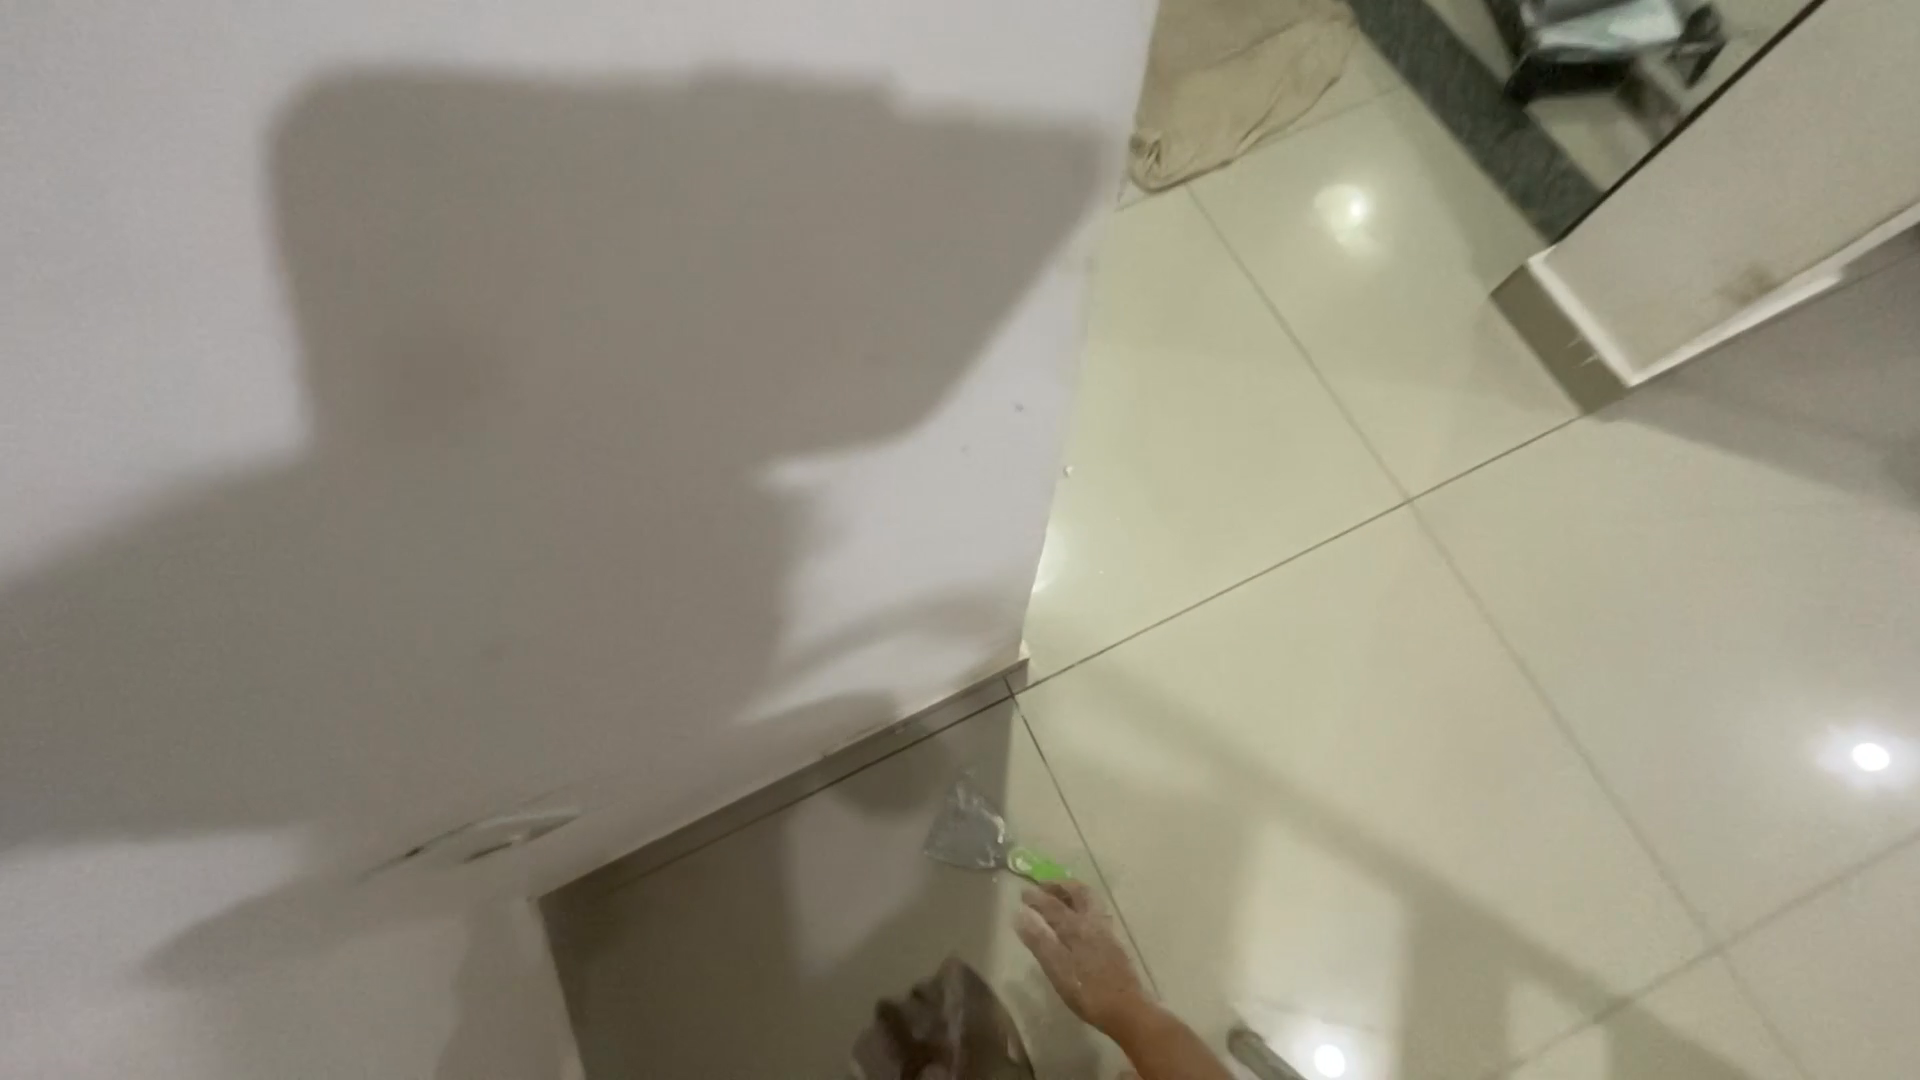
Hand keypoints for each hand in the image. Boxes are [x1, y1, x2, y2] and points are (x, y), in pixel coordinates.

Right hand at [1013, 881, 1149, 1035]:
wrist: (1128, 1009)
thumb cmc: (1088, 992)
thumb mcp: (1058, 970)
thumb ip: (1039, 942)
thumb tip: (1020, 915)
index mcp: (1076, 927)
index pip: (1053, 905)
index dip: (1036, 897)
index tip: (1022, 892)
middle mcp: (1092, 921)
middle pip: (1078, 892)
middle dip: (1060, 886)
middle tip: (1045, 887)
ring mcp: (1106, 930)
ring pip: (1090, 900)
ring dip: (1074, 893)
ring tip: (1062, 897)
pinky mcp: (1114, 941)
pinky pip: (1096, 911)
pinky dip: (1084, 905)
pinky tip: (1080, 919)